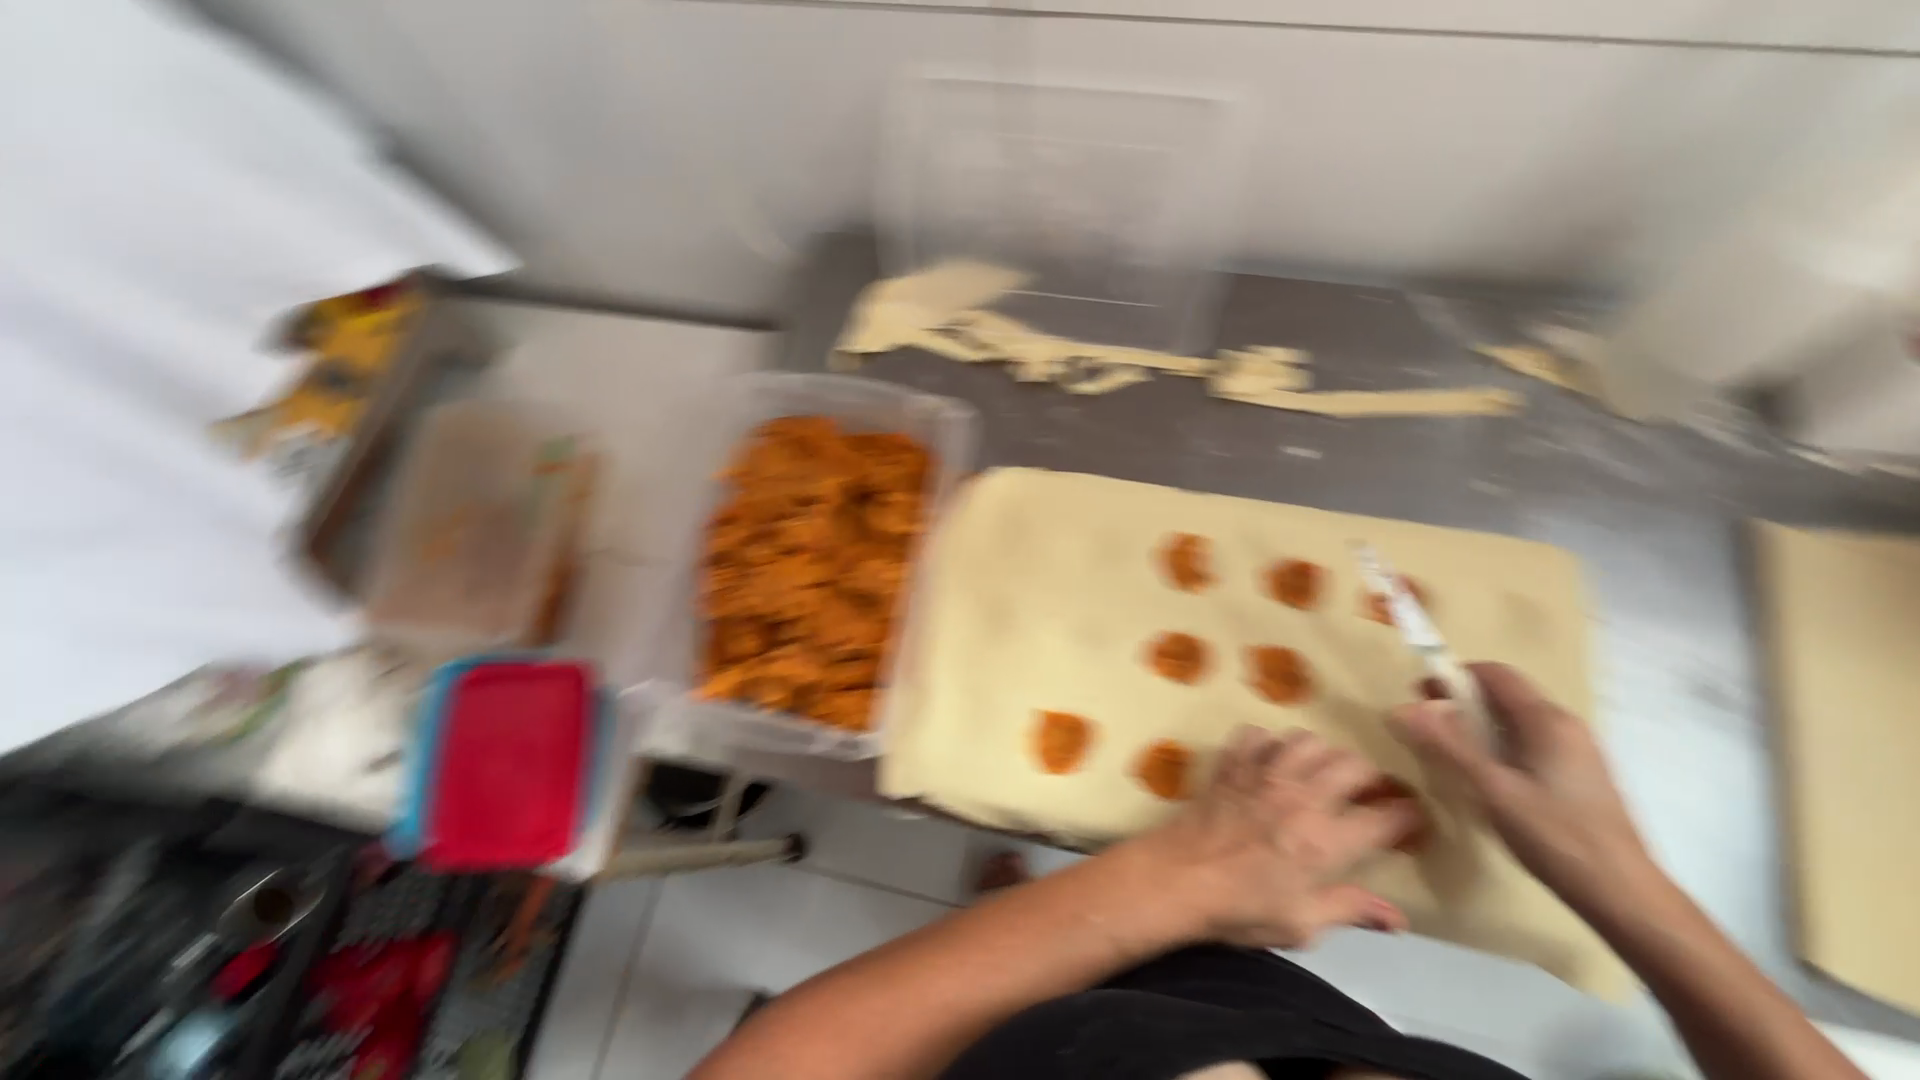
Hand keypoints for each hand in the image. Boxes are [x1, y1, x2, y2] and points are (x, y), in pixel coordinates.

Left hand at [1128, 725, 1424, 949]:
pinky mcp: (1232, 764)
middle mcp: (1302, 796)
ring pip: (1309, 740)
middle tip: (1366, 797)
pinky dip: (1269, 744)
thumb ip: (1350, 910)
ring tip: (1320, 776)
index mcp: (1326, 840)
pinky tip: (1269, 764)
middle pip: (1354, 764)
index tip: (1411, 824)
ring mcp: (1264, 773)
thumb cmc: (1239, 909)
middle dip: (1370, 779)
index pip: (1387, 817)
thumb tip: (1397, 919)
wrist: (1176, 879)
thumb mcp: (1301, 924)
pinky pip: (1257, 734)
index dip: (1408, 818)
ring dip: (1322, 756)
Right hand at [1391, 662, 1657, 917]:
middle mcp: (1566, 725)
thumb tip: (1404, 706)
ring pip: (1518, 722)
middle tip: (1425, 726)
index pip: (1495, 674)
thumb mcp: (1492, 789)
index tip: (1419, 694)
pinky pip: (1531, 744)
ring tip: (1448, 753)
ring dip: (1479, 726)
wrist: (1622, 892)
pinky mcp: (1580, 776)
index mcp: (1547, 720)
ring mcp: (1578, 751)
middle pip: (1506, 695)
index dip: (1453, 675)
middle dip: (1462, 702)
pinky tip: (1486, 779)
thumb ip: (1449, 745)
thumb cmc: (1554, 835)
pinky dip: (1500, 747)